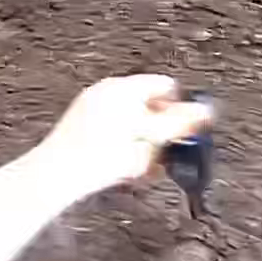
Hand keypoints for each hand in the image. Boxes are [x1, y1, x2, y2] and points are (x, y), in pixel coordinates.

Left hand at [34, 75, 213, 193]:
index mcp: (123, 88)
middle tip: (167, 153)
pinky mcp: (82, 129)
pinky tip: (127, 170)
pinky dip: (126, 149)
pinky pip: (116, 135)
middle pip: (150, 106)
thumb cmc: (100, 156)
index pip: (165, 87)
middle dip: (162, 130)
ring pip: (134, 124)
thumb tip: (204, 112)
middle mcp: (107, 93)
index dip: (181, 108)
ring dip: (145, 143)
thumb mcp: (148, 140)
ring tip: (145, 166)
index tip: (189, 131)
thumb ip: (178, 124)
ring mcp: (92, 110)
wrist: (57, 174)